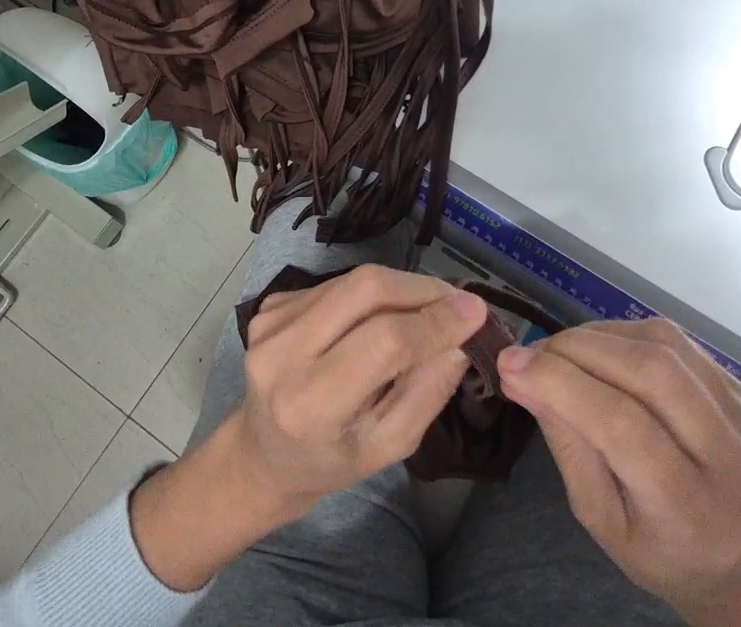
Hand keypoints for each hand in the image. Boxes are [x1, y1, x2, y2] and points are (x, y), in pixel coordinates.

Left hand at [235, 263, 485, 507]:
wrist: (263, 451)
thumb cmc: (331, 460)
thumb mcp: (389, 446)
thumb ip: (427, 392)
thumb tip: (462, 339)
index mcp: (310, 403)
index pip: (383, 341)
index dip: (435, 321)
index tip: (477, 312)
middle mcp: (281, 352)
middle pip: (365, 289)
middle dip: (422, 289)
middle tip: (459, 301)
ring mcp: (271, 322)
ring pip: (353, 280)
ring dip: (401, 288)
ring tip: (429, 310)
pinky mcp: (271, 304)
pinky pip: (337, 285)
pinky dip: (371, 295)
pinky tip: (381, 318)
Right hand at [499, 319, 740, 626]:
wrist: (734, 556)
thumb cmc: (655, 547)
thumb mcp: (597, 516)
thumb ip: (566, 443)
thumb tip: (520, 375)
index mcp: (694, 514)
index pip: (624, 427)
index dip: (561, 384)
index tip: (509, 363)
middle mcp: (736, 463)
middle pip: (653, 373)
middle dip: (578, 349)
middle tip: (532, 352)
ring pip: (666, 346)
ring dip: (599, 336)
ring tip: (562, 352)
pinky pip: (678, 344)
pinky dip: (626, 337)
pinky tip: (602, 354)